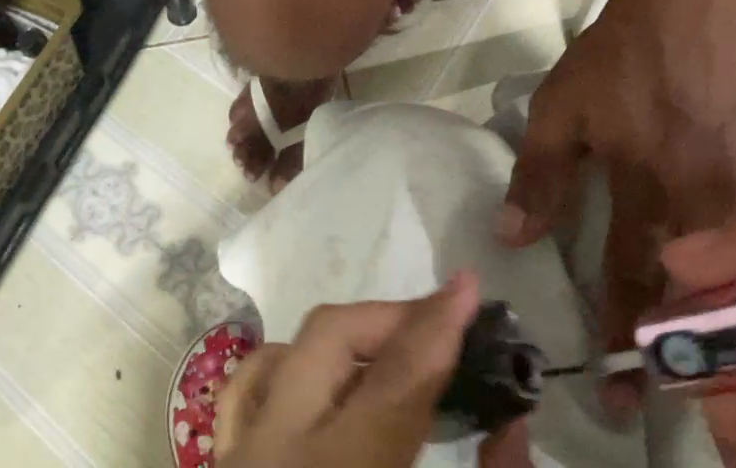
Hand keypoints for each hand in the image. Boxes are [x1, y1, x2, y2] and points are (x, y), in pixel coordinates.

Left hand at [213, 273, 528, 467]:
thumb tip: (512, 427)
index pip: (393, 382)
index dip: (434, 326)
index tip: (467, 284)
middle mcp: (276, 448)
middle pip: (326, 338)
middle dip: (389, 317)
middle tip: (442, 322)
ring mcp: (238, 450)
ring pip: (280, 351)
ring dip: (340, 342)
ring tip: (390, 355)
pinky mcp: (223, 457)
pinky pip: (247, 388)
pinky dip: (289, 369)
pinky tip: (323, 381)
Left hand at [500, 0, 735, 412]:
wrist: (692, 6)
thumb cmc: (619, 57)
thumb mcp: (560, 107)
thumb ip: (538, 174)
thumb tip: (513, 239)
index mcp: (644, 180)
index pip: (632, 273)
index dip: (624, 330)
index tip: (620, 390)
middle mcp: (707, 193)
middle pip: (705, 287)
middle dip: (696, 349)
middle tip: (695, 403)